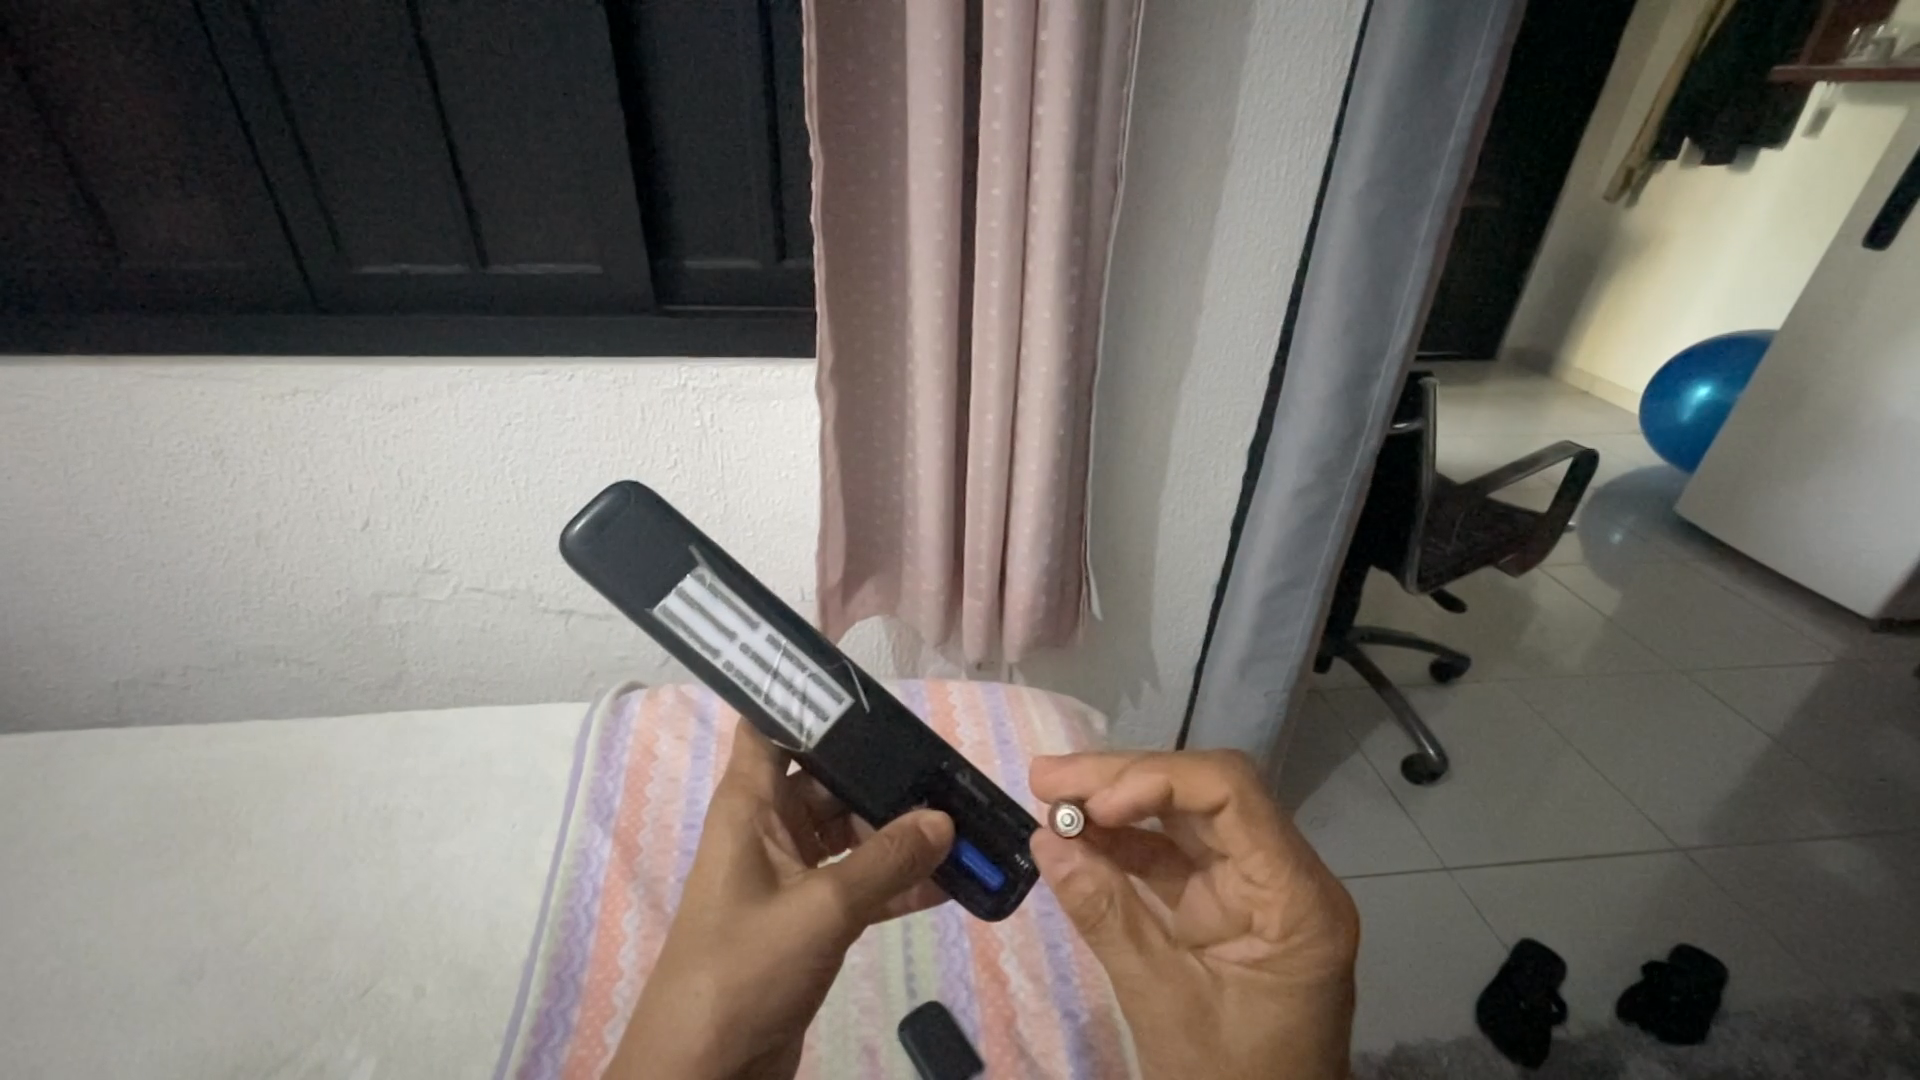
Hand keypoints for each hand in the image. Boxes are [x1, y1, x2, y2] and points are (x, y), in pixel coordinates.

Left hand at [610, 721, 954, 1079]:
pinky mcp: (811, 916)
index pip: (771, 726)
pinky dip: (899, 881)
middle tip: (945, 764)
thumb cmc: (744, 969)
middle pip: (830, 778)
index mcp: (751, 804)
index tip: (865, 684)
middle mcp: (770, 827)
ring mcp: (792, 873)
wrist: (703, 1077)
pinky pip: (862, 881)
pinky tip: (949, 881)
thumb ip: (887, 860)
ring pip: (852, 831)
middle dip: (883, 772)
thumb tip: (945, 818)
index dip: (806, 697)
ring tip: (960, 820)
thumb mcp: (821, 907)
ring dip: (899, 831)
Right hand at [1029, 750, 1359, 1079]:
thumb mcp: (1164, 1006)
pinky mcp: (1219, 900)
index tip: (1091, 804)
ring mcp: (1248, 884)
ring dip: (1112, 802)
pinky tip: (1074, 836)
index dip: (1157, 781)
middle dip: (1120, 780)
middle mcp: (1278, 873)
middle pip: (1199, 792)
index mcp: (1294, 898)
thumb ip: (1107, 917)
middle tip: (1046, 778)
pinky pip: (1167, 852)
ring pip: (1179, 813)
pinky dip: (1118, 840)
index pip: (1231, 793)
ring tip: (1048, 796)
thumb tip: (1044, 840)